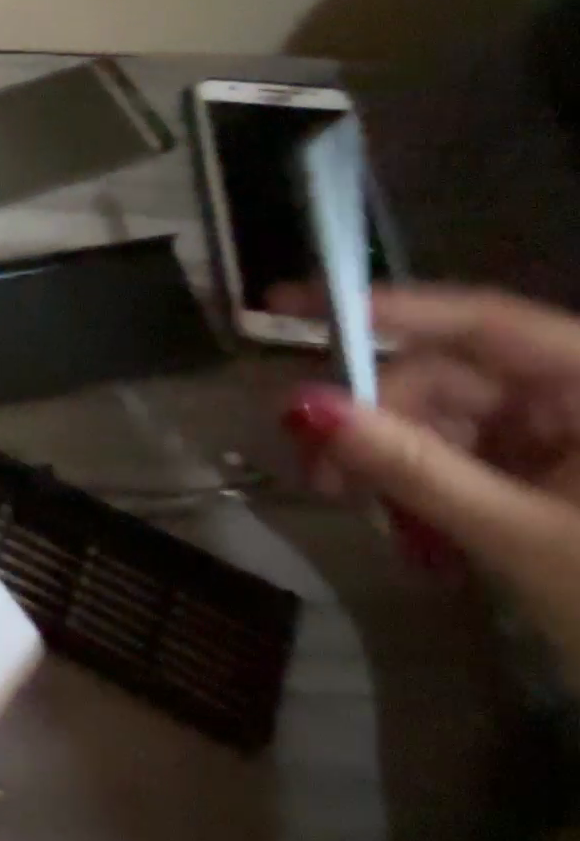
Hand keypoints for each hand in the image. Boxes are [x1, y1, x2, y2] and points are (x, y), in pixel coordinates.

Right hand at [272, 284, 579, 687]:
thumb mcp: (519, 534)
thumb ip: (410, 466)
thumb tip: (302, 407)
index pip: (482, 324)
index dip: (385, 309)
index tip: (288, 305)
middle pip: (446, 377)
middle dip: (369, 416)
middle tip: (317, 469)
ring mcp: (569, 437)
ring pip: (442, 418)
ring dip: (385, 456)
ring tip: (349, 504)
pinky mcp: (554, 474)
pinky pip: (460, 455)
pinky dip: (418, 482)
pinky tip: (400, 521)